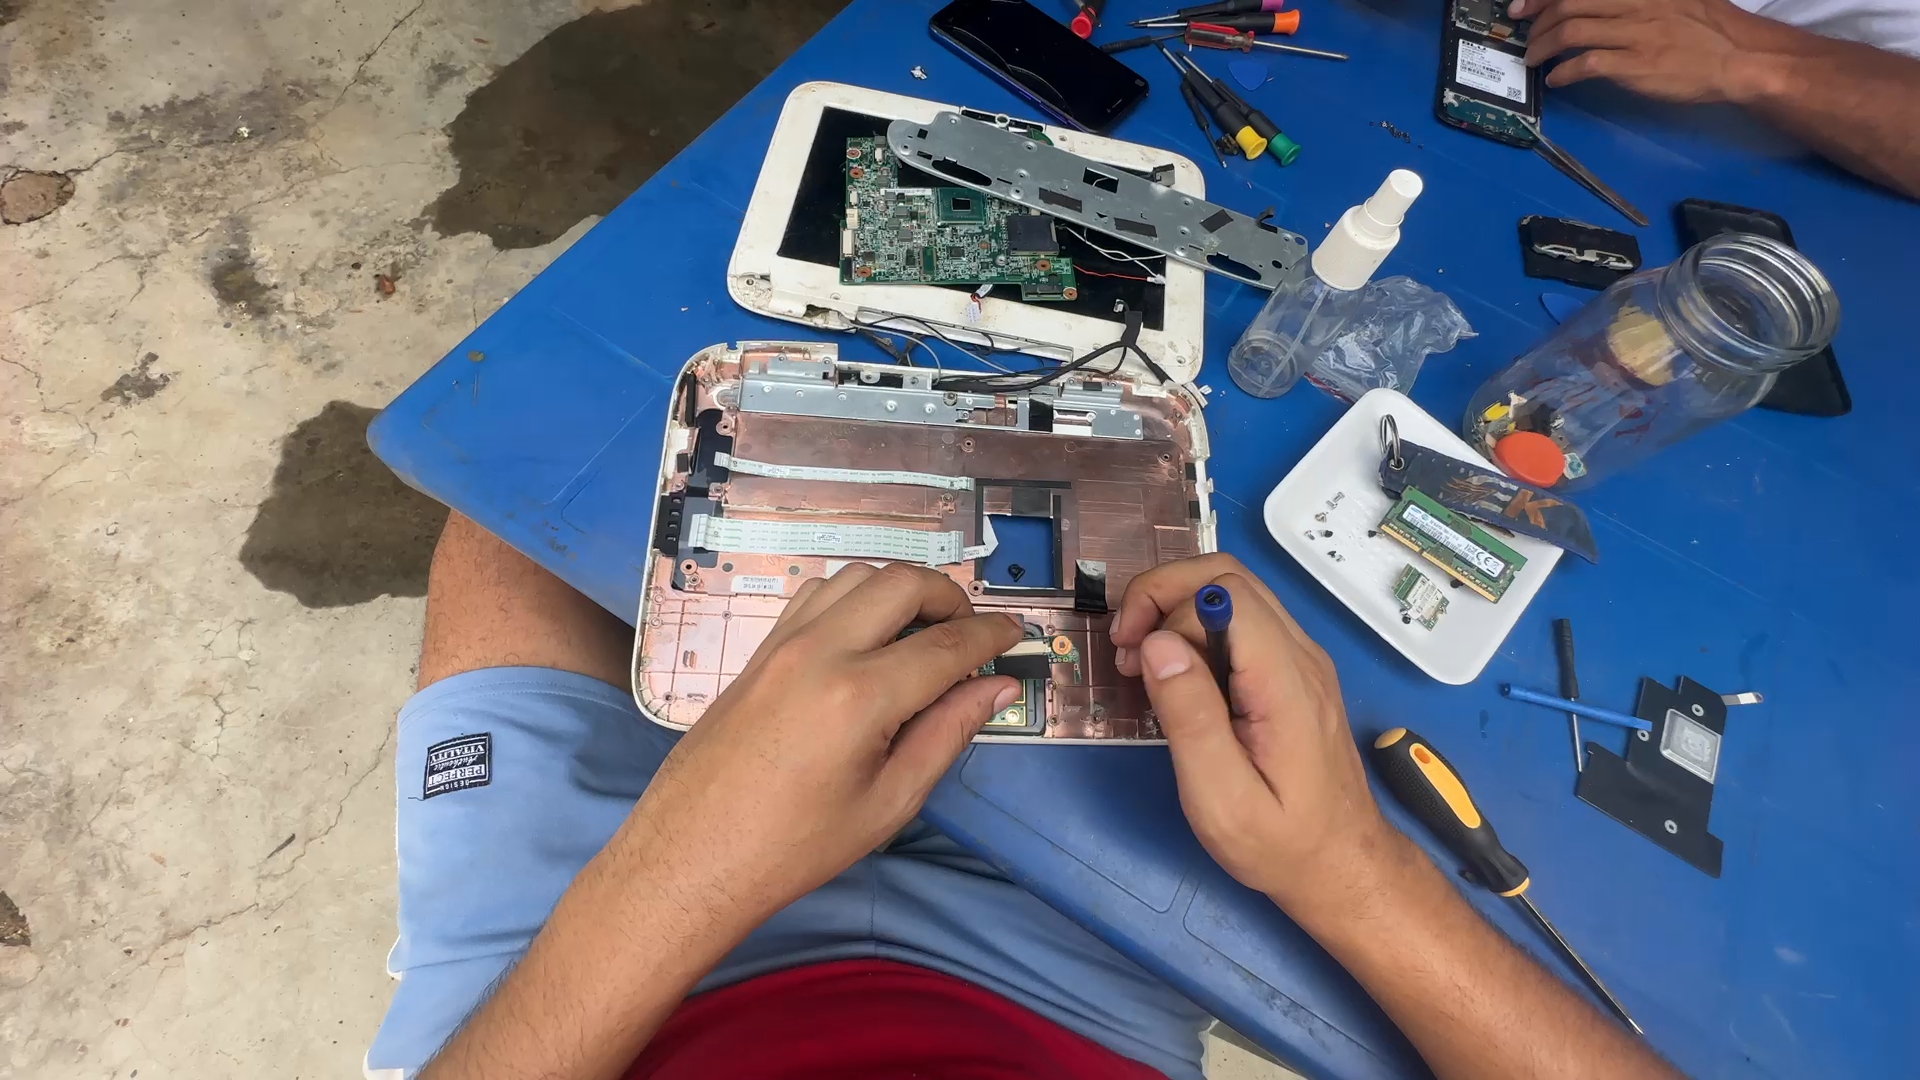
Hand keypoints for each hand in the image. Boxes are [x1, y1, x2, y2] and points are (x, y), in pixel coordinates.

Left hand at [619, 563, 1020, 931]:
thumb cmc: (798, 846)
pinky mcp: (762, 646)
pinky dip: (856, 597)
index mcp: (860, 696)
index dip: (992, 635)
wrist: (691, 856)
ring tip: (920, 633)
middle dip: (950, 598)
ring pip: (858, 576)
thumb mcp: (890, 802)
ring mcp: (784, 640)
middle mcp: (822, 649)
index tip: (1017, 635)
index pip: (947, 644)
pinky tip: (864, 635)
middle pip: (903, 583)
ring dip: (901, 591)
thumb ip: (949, 732)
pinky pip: (818, 592)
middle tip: (969, 634)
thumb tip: (999, 686)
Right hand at [1110, 556, 1403, 913]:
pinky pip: (1238, 620)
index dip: (1165, 604)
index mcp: (1285, 680)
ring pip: (1232, 590)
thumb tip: (1156, 643)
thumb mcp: (1220, 798)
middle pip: (1227, 575)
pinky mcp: (1290, 669)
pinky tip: (1173, 671)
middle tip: (1126, 644)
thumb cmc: (1279, 843)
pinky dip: (1193, 626)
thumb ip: (1190, 717)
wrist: (1344, 869)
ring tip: (1141, 659)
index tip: (1127, 651)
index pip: (1224, 593)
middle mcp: (1299, 653)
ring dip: (1175, 608)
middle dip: (1162, 594)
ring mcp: (1299, 657)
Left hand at [1512, 0, 1778, 103]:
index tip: (1521, 7)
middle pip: (1569, 5)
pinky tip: (1555, 79)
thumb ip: (1631, 1)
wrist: (1739, 57)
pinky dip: (1560, 73)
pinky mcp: (1634, 63)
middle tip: (1526, 40)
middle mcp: (1639, 2)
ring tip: (1533, 60)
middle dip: (1536, 24)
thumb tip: (1588, 8)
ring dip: (1540, 48)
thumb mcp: (1670, 0)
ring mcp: (1636, 32)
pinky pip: (1583, 65)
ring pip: (1570, 32)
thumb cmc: (1703, 29)